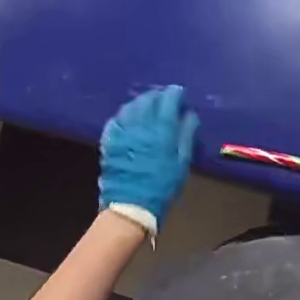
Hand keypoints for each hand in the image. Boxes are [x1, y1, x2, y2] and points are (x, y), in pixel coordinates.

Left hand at [99, 84, 199, 234]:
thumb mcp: (182, 162)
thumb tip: (189, 114)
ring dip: (141, 102)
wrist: (131, 205)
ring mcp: (122, 132)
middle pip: (148, 100)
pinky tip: (129, 119)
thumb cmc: (163, 185)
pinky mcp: (109, 140)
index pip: (168, 100)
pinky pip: (117, 120)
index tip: (180, 94)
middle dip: (157, 96)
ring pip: (131, 107)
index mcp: (162, 129)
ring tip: (148, 106)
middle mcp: (140, 125)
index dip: (175, 94)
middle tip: (164, 100)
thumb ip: (186, 135)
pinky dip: (125, 115)